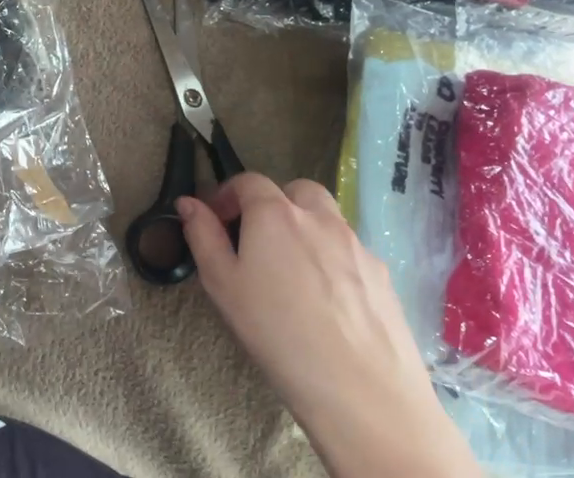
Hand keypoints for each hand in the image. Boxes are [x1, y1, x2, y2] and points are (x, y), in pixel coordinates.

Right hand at [178, 175, 480, 477]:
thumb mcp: (221, 283)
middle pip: (296, 190)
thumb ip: (202, 235)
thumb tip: (189, 203)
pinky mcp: (384, 277)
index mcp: (276, 214)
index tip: (216, 220)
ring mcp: (358, 248)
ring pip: (327, 220)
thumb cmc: (276, 331)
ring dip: (305, 228)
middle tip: (256, 238)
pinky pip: (350, 252)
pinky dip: (332, 258)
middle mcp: (320, 220)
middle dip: (273, 203)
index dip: (227, 194)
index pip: (249, 182)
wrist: (362, 392)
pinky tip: (324, 299)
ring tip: (291, 271)